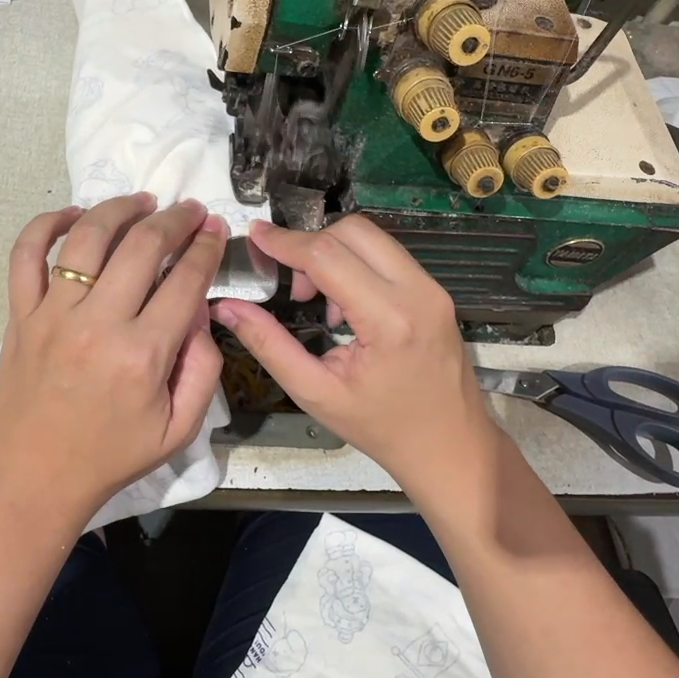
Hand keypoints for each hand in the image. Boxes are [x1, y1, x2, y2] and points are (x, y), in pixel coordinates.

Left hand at [0, 194, 227, 524]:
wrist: (33, 478)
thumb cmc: (111, 456)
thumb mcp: (180, 428)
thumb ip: (204, 368)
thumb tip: (199, 313)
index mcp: (143, 354)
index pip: (185, 280)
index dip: (206, 247)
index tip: (215, 230)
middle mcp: (98, 323)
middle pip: (142, 245)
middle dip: (174, 219)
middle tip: (189, 210)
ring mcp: (53, 314)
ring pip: (87, 237)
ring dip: (119, 209)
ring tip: (142, 202)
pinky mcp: (20, 315)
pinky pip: (26, 255)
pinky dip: (46, 225)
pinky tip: (72, 216)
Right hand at [212, 217, 503, 500]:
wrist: (451, 446)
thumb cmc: (382, 429)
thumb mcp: (316, 393)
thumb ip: (269, 345)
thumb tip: (227, 307)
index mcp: (388, 320)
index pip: (327, 256)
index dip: (285, 242)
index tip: (254, 236)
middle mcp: (418, 292)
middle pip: (353, 231)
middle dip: (311, 244)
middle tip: (293, 286)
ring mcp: (433, 288)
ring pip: (373, 238)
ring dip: (335, 253)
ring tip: (320, 301)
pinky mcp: (436, 292)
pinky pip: (388, 256)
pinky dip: (357, 264)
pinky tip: (346, 307)